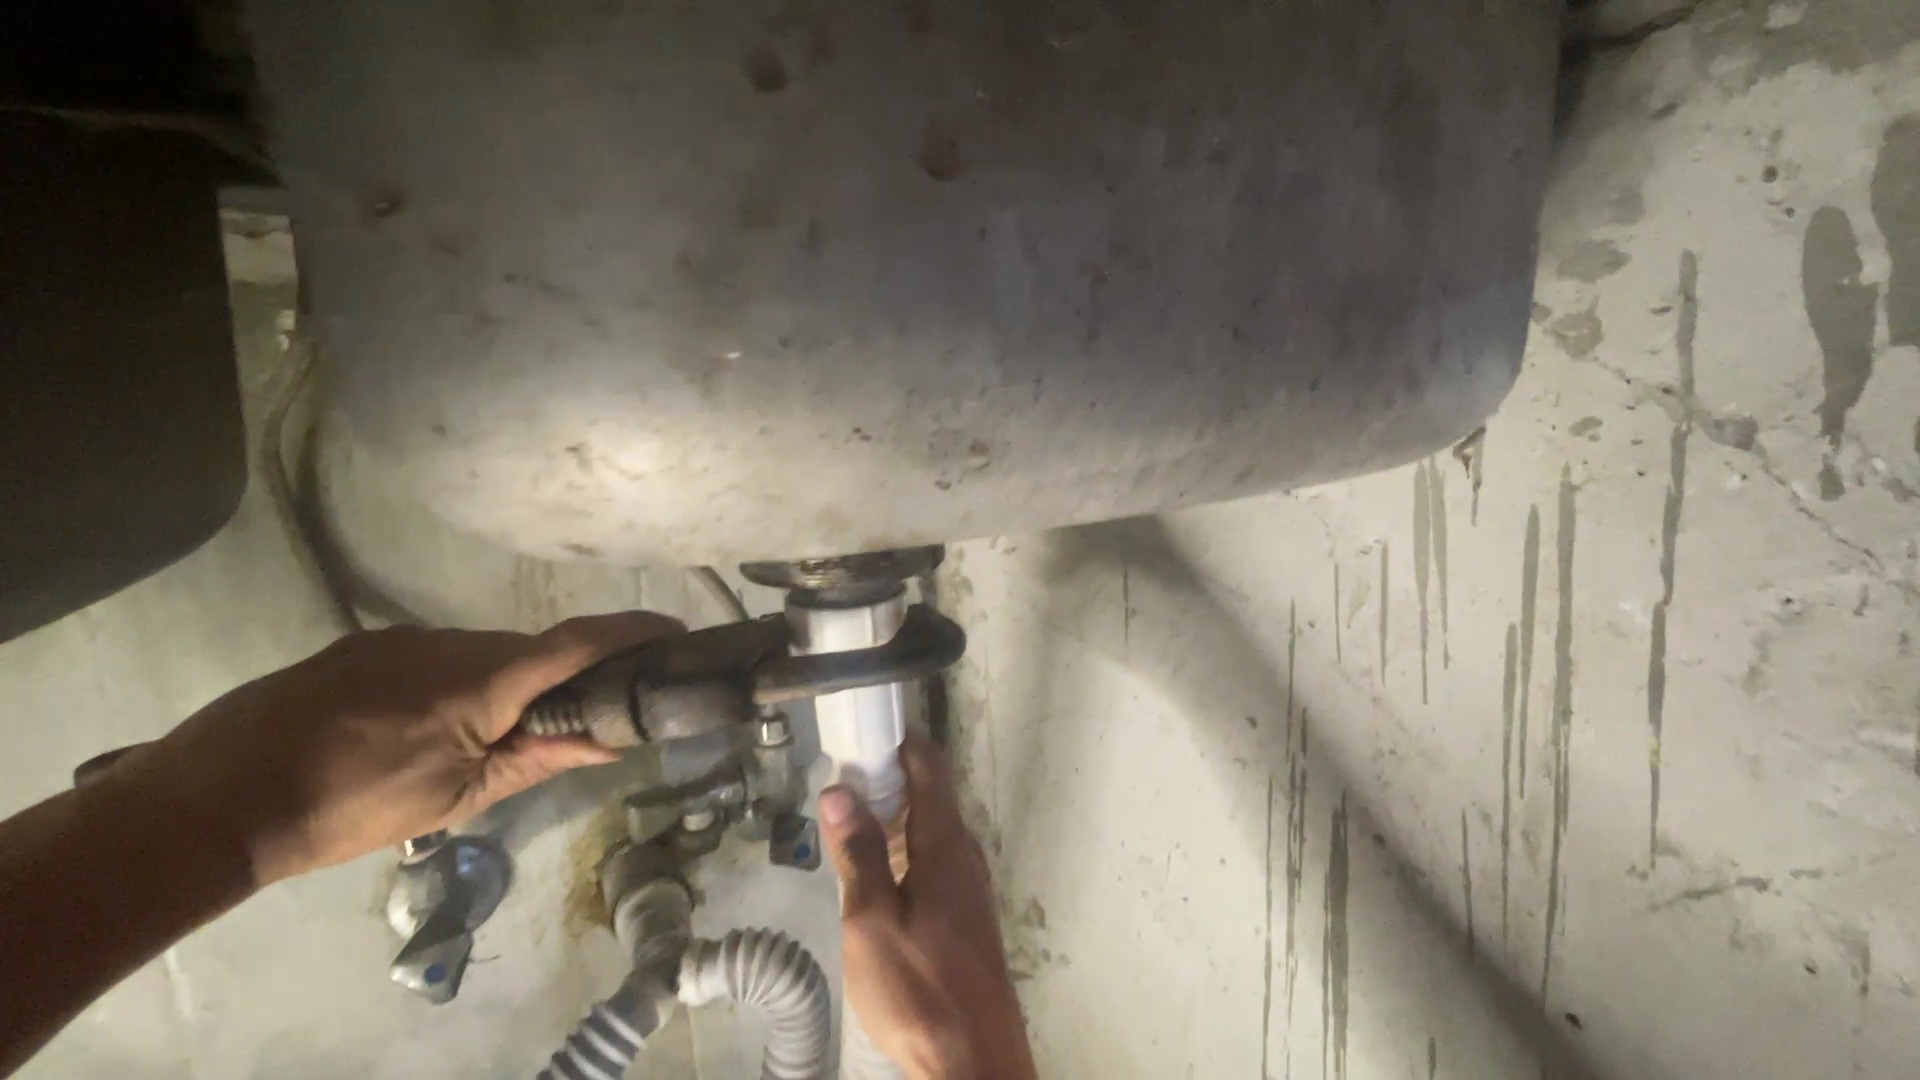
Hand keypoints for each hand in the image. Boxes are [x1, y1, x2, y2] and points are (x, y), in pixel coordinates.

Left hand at [103, 612, 681, 885]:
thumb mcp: (458, 797)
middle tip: (577, 716)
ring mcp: (403, 637)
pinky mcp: (365, 644)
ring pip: (486, 650)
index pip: (578, 641)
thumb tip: (611, 744)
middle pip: (534, 647)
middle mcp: (450, 641)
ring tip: (487, 733)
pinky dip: (462, 678)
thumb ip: (540, 759)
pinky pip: (441, 652)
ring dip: (508, 680)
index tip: (677, 629)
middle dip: (566, 673)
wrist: (209, 802)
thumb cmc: (348, 809)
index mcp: (482, 681)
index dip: (633, 630)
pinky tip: (428, 722)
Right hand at [819, 735, 1037, 1079]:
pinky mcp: (964, 913)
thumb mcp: (872, 919)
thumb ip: (858, 852)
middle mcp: (965, 853)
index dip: (900, 739)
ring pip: (930, 827)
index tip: (863, 725)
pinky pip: (933, 857)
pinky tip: (874, 868)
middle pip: (930, 792)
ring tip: (846, 816)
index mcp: (947, 843)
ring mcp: (968, 884)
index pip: (929, 765)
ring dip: (893, 812)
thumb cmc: (919, 986)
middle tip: (839, 775)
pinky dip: (903, 845)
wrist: (973, 1060)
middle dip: (888, 775)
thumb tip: (839, 787)